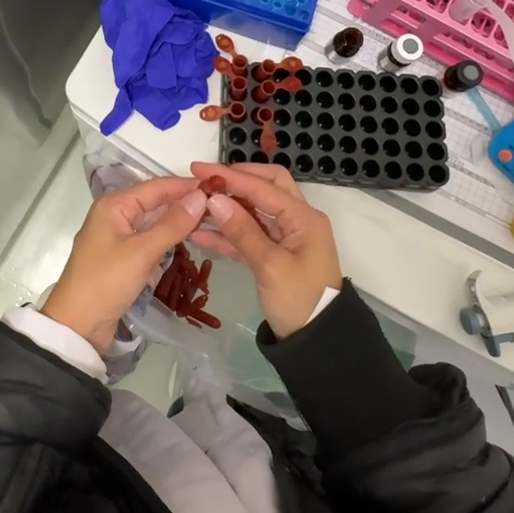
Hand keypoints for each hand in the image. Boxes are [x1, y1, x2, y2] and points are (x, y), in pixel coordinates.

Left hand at [41, 176, 208, 351]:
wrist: (77, 325)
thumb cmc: (106, 282)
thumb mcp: (142, 252)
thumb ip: (173, 224)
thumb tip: (201, 197)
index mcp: (114, 205)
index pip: (156, 187)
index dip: (185, 186)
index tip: (216, 187)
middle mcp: (114, 215)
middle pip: (154, 202)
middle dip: (183, 203)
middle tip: (217, 206)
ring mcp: (116, 237)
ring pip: (152, 222)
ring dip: (176, 222)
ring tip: (208, 222)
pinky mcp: (121, 258)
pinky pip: (147, 240)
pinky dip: (165, 240)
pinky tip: (185, 242)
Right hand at [188, 162, 341, 339]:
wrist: (318, 343)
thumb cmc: (300, 301)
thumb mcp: (269, 266)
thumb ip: (242, 231)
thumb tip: (214, 199)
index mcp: (303, 217)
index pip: (263, 186)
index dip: (231, 176)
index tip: (199, 169)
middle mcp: (297, 220)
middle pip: (264, 188)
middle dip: (234, 182)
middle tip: (205, 181)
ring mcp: (286, 237)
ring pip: (253, 212)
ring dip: (227, 208)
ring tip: (195, 207)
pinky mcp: (274, 255)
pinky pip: (248, 236)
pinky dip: (227, 234)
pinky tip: (200, 234)